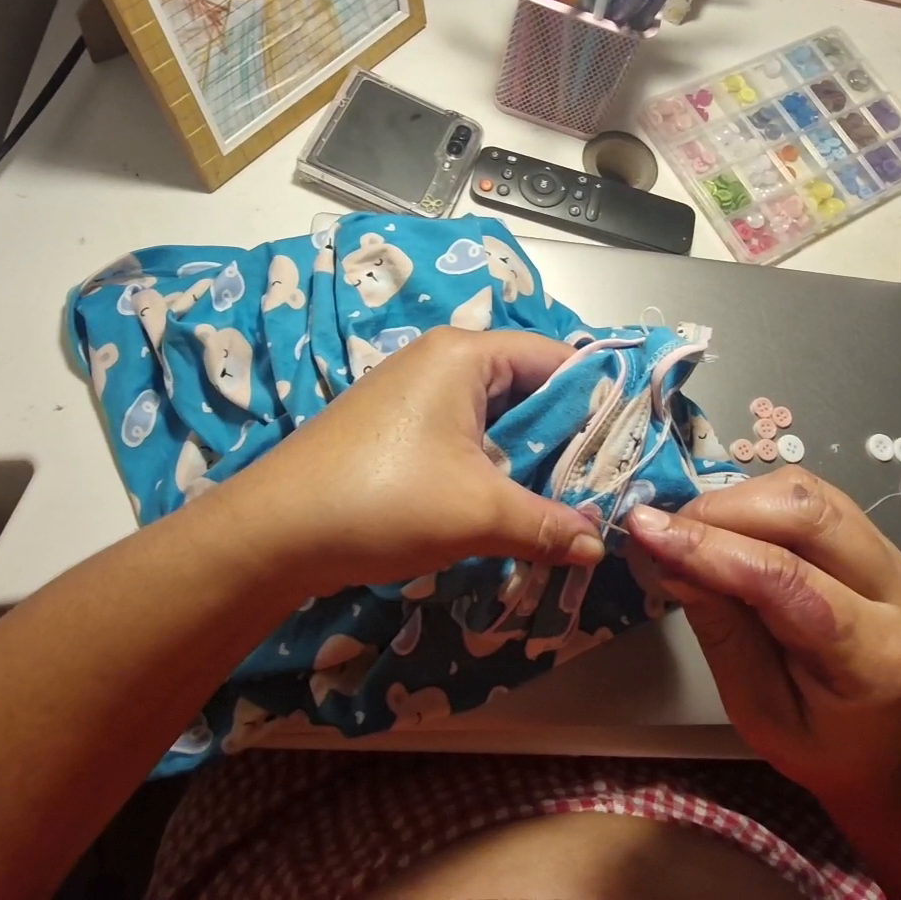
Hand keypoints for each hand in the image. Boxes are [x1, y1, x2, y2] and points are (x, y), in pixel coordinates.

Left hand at [198, 327, 603, 597]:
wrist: (273, 534)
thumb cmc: (383, 500)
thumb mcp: (479, 513)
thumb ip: (549, 525)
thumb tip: (599, 545)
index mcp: (465, 355)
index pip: (555, 358)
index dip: (597, 398)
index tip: (627, 444)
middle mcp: (441, 362)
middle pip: (528, 389)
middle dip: (565, 438)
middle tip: (602, 483)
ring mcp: (415, 395)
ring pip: (497, 420)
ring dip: (529, 460)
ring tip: (565, 503)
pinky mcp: (398, 430)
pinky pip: (465, 438)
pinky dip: (493, 469)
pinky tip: (510, 508)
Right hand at [623, 467, 900, 811]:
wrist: (882, 740)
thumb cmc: (818, 742)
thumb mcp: (756, 712)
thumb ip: (720, 632)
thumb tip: (670, 559)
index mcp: (876, 658)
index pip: (789, 581)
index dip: (711, 549)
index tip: (644, 530)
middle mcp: (899, 594)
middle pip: (809, 514)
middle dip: (723, 511)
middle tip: (664, 532)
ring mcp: (895, 557)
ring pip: (811, 492)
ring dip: (738, 499)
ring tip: (691, 530)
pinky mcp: (876, 538)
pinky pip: (814, 494)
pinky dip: (757, 499)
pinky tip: (726, 526)